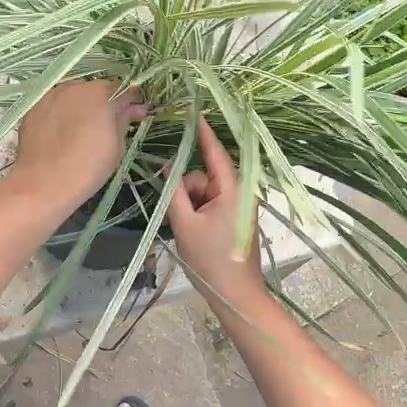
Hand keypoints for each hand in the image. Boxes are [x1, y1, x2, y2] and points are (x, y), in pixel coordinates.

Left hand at [7, 79, 145, 212]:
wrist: (42, 185)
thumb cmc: (87, 168)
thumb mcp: (116, 146)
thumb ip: (124, 121)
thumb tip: (135, 108)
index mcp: (101, 94)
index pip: (124, 91)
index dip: (131, 103)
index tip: (135, 117)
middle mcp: (75, 87)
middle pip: (98, 90)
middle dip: (106, 104)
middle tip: (108, 127)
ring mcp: (51, 96)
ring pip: (74, 96)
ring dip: (83, 107)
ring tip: (82, 131)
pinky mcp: (34, 108)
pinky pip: (56, 106)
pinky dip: (62, 114)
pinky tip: (62, 135)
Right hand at [169, 119, 265, 304]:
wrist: (236, 295)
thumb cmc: (211, 260)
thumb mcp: (185, 224)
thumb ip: (173, 193)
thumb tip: (166, 168)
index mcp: (233, 190)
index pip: (216, 153)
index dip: (203, 132)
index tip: (194, 111)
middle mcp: (240, 192)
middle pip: (205, 174)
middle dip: (187, 187)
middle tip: (177, 212)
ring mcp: (239, 206)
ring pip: (205, 190)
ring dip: (191, 202)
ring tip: (187, 229)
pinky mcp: (235, 218)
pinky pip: (211, 202)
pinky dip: (198, 210)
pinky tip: (193, 231)